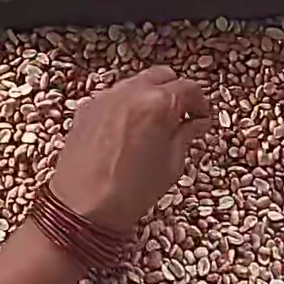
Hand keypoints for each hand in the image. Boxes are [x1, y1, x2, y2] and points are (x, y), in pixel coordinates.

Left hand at [49, 66, 211, 230]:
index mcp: (158, 104)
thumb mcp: (171, 165)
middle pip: (163, 76)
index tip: (201, 116)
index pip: (190, 88)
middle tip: (181, 117)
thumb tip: (195, 123)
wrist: (82, 207)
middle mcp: (131, 92)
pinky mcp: (87, 108)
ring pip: (137, 83)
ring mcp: (106, 97)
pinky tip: (128, 130)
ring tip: (154, 125)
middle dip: (176, 92)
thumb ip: (185, 136)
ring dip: (150, 96)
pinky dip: (127, 105)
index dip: (201, 103)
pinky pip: (114, 96)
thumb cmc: (127, 192)